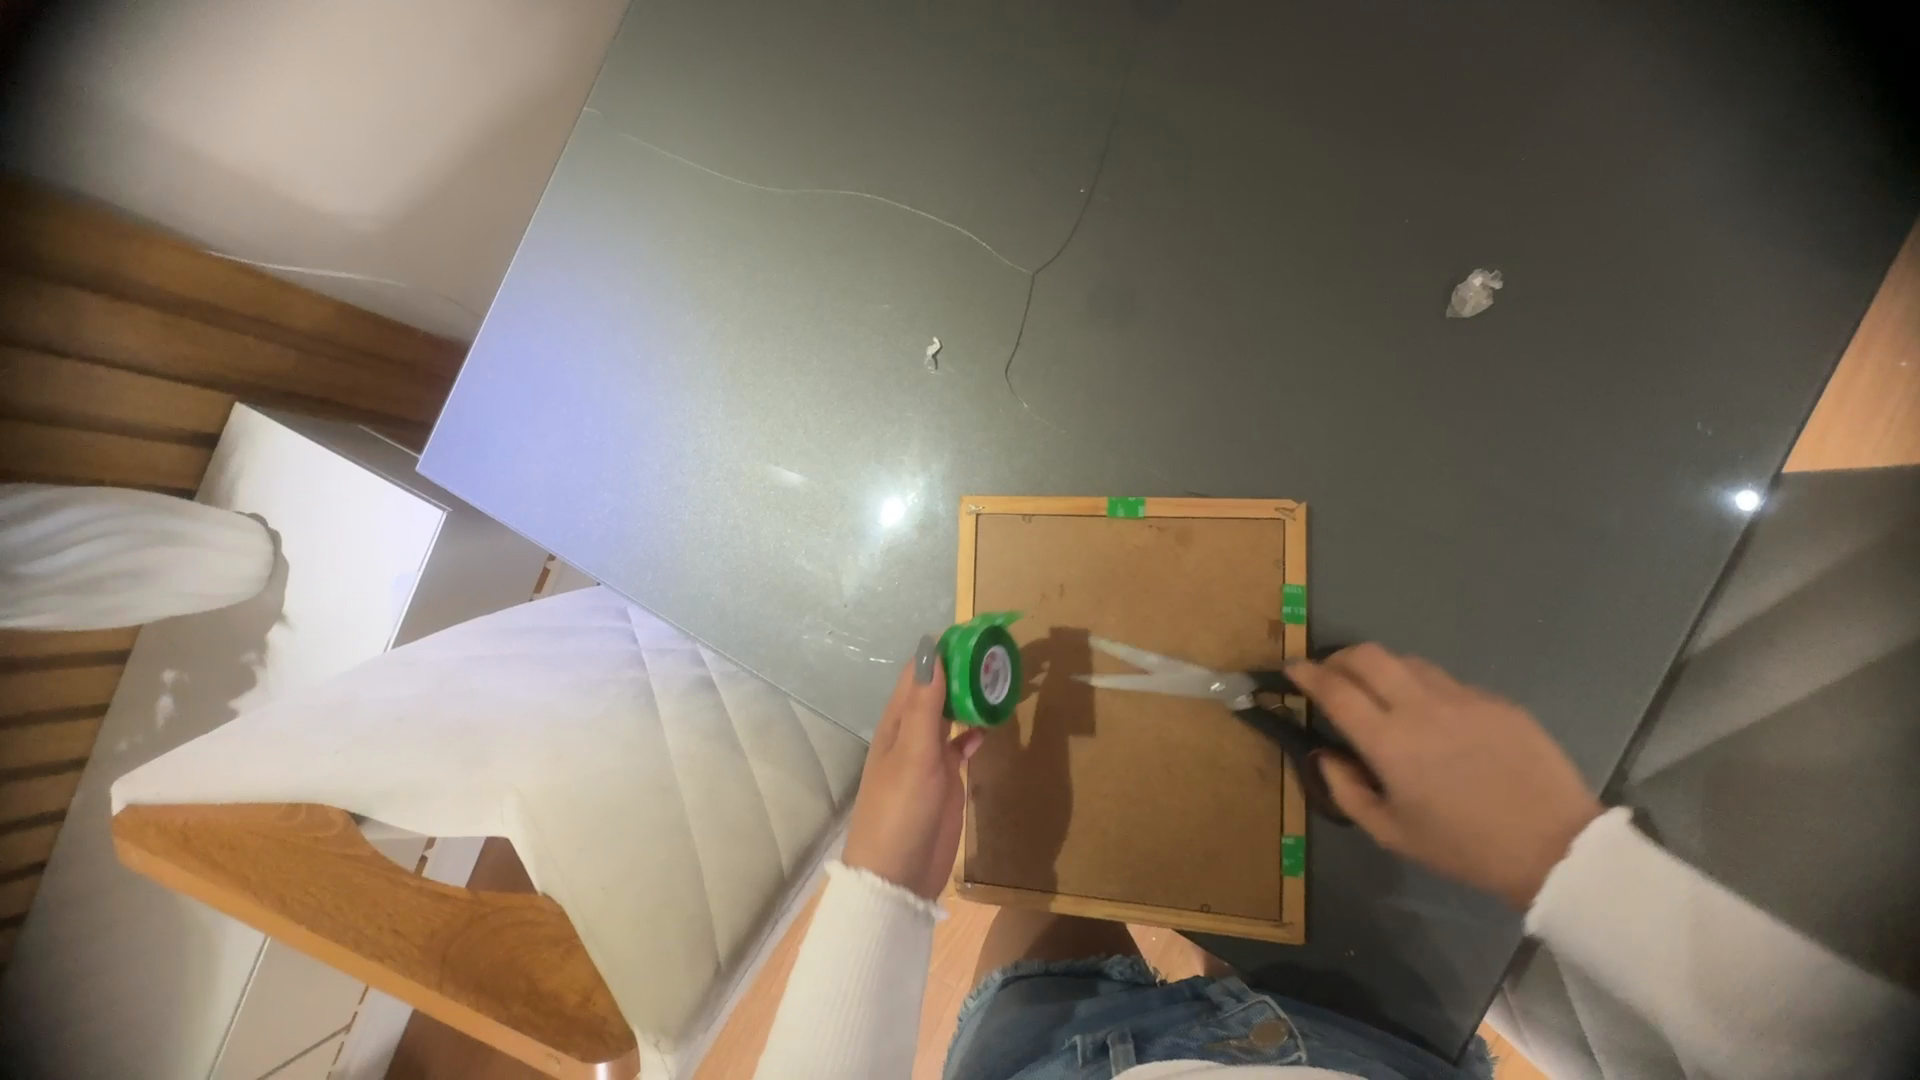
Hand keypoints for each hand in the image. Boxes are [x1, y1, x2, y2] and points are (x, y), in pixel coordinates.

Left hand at [841, 635, 986, 899]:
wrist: (897, 877)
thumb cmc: (902, 811)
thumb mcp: (914, 754)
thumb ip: (926, 705)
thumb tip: (932, 649)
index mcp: (898, 721)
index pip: (921, 671)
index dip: (945, 649)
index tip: (979, 632)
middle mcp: (911, 732)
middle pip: (938, 689)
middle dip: (963, 669)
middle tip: (1000, 653)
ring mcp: (928, 756)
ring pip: (951, 715)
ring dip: (970, 697)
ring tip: (1002, 680)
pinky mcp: (945, 779)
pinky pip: (960, 745)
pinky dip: (974, 732)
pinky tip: (991, 726)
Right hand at [1287, 644, 1602, 909]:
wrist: (1557, 849)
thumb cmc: (1463, 847)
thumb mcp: (1390, 833)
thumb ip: (1346, 790)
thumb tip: (1324, 754)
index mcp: (1388, 741)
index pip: (1334, 688)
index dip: (1306, 673)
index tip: (1291, 670)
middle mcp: (1420, 707)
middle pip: (1367, 656)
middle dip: (1339, 658)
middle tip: (1332, 675)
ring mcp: (1462, 699)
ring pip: (1407, 661)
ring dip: (1382, 669)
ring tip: (1381, 693)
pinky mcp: (1496, 702)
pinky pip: (1447, 682)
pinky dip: (1424, 688)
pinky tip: (1434, 718)